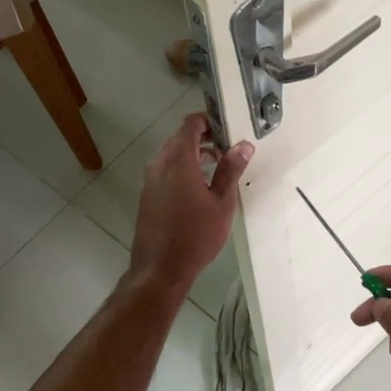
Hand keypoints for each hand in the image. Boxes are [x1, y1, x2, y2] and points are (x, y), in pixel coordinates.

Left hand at [127, 114, 251, 292]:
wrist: (161, 269)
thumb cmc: (196, 235)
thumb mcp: (222, 202)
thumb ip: (230, 170)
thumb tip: (243, 145)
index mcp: (178, 159)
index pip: (190, 124)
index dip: (210, 121)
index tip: (229, 130)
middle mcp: (159, 163)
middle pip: (180, 137)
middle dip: (204, 138)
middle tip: (228, 150)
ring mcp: (150, 179)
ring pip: (172, 154)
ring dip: (193, 154)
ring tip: (218, 167)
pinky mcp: (148, 194)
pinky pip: (165, 169)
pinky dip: (182, 168)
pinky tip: (200, 187)